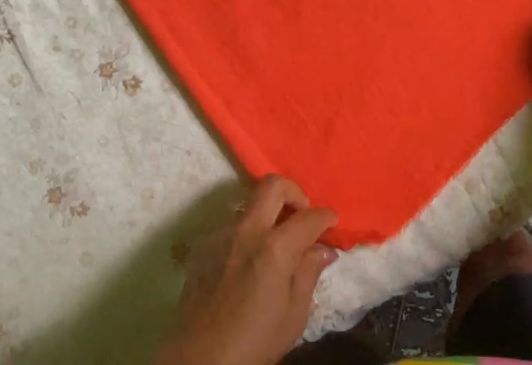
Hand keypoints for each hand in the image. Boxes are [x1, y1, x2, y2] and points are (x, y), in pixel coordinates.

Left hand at [156, 175, 338, 364]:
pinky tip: (248, 261)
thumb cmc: (255, 342)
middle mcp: (246, 230)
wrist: (200, 360)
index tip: (331, 221)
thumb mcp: (294, 315)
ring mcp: (221, 235)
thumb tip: (323, 249)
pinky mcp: (203, 246)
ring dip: (266, 214)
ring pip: (248, 204)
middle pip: (273, 185)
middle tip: (301, 214)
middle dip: (294, 192)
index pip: (309, 216)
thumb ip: (309, 274)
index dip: (325, 216)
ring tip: (274, 241)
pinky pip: (230, 226)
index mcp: (274, 248)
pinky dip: (246, 234)